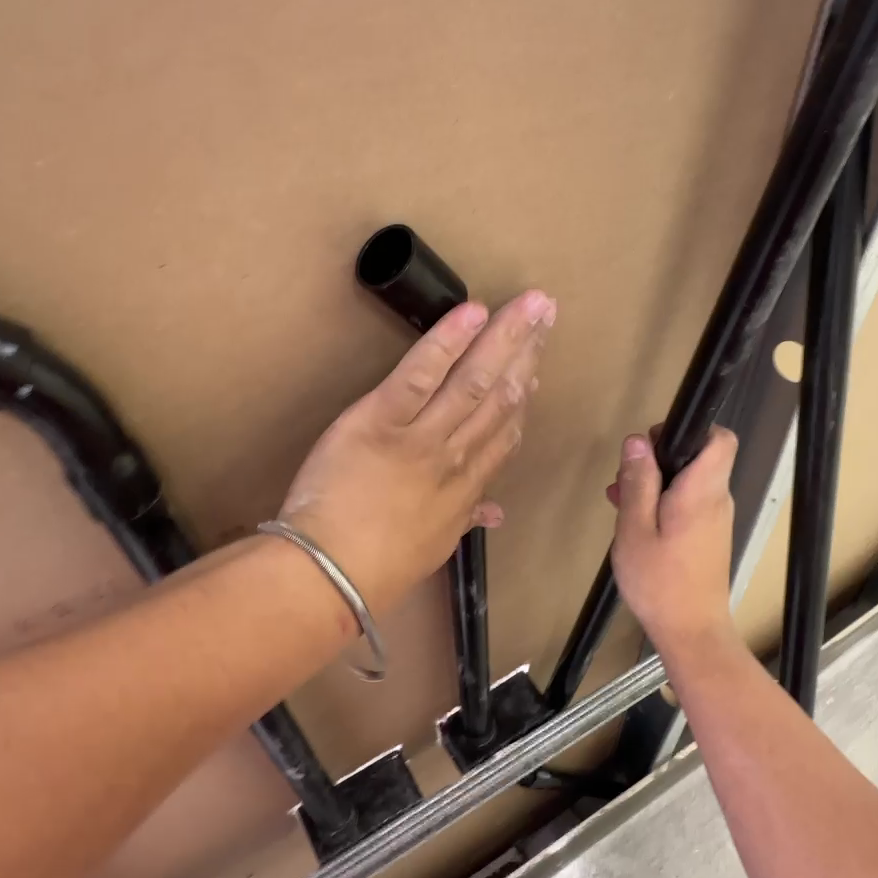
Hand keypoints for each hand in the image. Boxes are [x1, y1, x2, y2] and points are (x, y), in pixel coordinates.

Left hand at [280, 290, 554, 611]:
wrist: (331, 573)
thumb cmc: (376, 569)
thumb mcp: (433, 548)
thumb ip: (465, 519)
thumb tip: (495, 513)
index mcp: (465, 490)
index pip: (504, 434)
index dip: (523, 397)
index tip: (535, 369)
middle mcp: (454, 457)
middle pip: (499, 398)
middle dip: (525, 353)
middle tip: (545, 315)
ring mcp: (420, 436)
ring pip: (473, 380)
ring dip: (505, 338)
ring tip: (530, 305)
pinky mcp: (381, 419)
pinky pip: (421, 373)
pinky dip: (448, 341)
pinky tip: (474, 312)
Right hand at [608, 425, 737, 647]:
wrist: (691, 632)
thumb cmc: (660, 582)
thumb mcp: (635, 529)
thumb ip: (638, 483)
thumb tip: (638, 441)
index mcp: (702, 492)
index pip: (720, 438)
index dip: (689, 430)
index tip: (655, 445)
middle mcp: (716, 500)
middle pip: (698, 458)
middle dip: (660, 460)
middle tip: (626, 481)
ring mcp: (715, 520)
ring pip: (687, 483)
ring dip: (655, 485)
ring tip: (621, 503)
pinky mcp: (708, 538)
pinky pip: (687, 506)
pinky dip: (661, 505)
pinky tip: (634, 525)